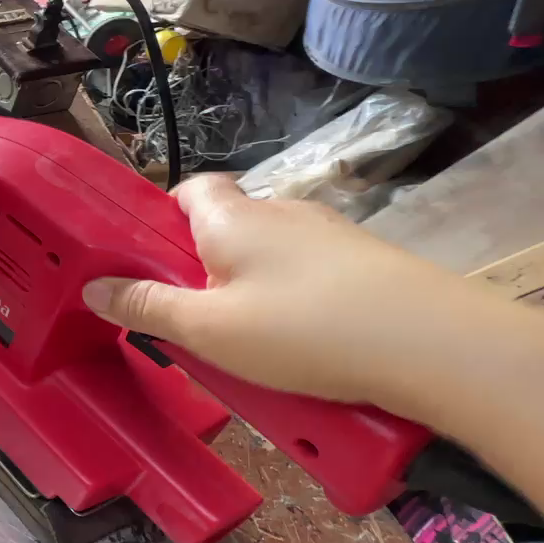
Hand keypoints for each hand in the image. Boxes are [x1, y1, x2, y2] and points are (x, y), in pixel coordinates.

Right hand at [79, 173, 503, 416]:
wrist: (450, 353)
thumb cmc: (306, 329)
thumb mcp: (206, 328)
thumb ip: (144, 307)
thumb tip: (93, 288)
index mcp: (233, 219)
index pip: (190, 189)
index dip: (163, 214)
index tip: (149, 254)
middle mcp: (283, 214)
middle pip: (227, 227)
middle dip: (201, 265)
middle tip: (189, 313)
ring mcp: (335, 238)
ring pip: (270, 255)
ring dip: (248, 287)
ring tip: (244, 339)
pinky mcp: (374, 268)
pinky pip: (311, 277)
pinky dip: (294, 302)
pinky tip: (300, 346)